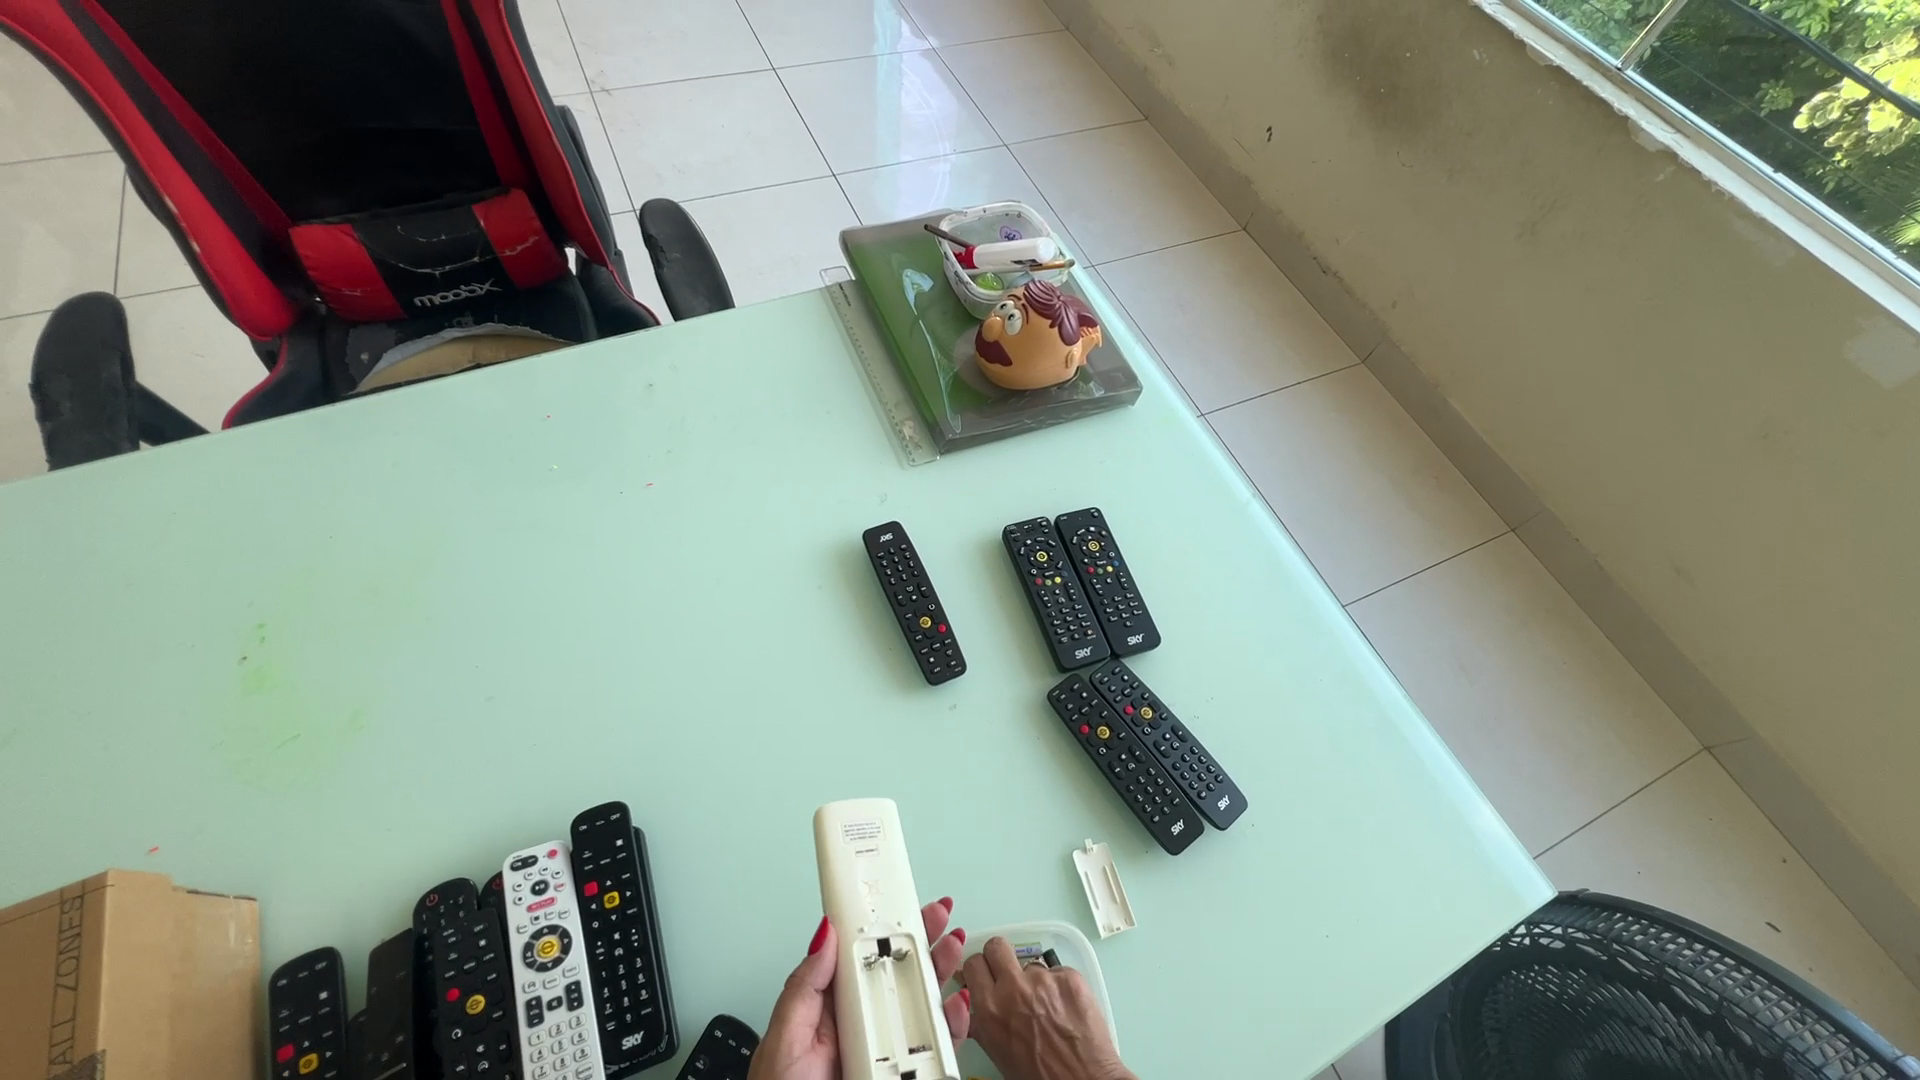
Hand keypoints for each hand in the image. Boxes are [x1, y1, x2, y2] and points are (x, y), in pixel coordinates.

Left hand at [746, 898, 970, 1079]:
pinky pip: (938, 1051)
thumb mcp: (783, 1040)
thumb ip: (803, 988)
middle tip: (941, 915)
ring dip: (942, 974)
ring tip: (952, 948)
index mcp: (831, 1008)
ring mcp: (887, 1051)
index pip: (864, 956)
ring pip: (923, 1005)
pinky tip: (956, 1008)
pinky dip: (953, 1026)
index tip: (905, 901)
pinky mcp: (908, 1077)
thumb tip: (825, 934)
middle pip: (901, 974)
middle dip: (924, 941)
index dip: (886, 926)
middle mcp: (863, 1025)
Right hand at [961, 937, 1134, 1079]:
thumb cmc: (1040, 1077)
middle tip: (1009, 974)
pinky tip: (1066, 1010)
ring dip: (1035, 980)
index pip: (973, 963)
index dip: (980, 969)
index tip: (986, 974)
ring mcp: (1043, 979)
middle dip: (1000, 957)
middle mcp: (1014, 988)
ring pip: (1031, 964)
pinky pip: (1058, 972)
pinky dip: (1060, 987)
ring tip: (1047, 1008)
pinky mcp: (1070, 976)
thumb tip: (972, 1001)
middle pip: (997, 946)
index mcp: (990, 1009)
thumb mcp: (998, 1051)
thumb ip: (982, 1021)